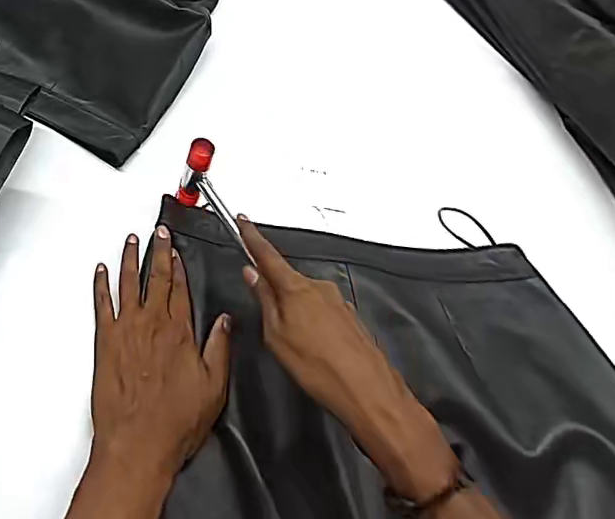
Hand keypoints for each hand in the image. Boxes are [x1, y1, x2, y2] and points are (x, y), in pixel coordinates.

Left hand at [76, 227, 230, 512]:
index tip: (177, 249)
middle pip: (157, 277)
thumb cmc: (174, 422)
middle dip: (159, 250)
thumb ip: (219, 349)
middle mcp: (152, 322)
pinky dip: (101, 284)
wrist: (137, 443)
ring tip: (131, 240)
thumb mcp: (213, 388)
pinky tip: (100, 270)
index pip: (180, 288)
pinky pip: (102, 303)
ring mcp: (127, 328)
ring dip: (130, 258)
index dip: (179, 265)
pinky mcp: (106, 339)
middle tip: (159, 232)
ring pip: (128, 281)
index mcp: (179, 331)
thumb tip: (225, 322)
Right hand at [238, 216, 459, 502]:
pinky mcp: (350, 318)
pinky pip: (323, 311)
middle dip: (275, 292)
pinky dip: (314, 324)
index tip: (243, 219)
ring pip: (306, 297)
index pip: (267, 254)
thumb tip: (252, 271)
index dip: (252, 236)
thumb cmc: (319, 368)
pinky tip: (316, 350)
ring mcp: (337, 301)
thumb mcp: (276, 336)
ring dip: (296, 313)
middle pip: (287, 279)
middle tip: (270, 322)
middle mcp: (318, 287)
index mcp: (295, 288)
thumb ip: (264, 299)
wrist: (371, 395)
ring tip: (297, 347)